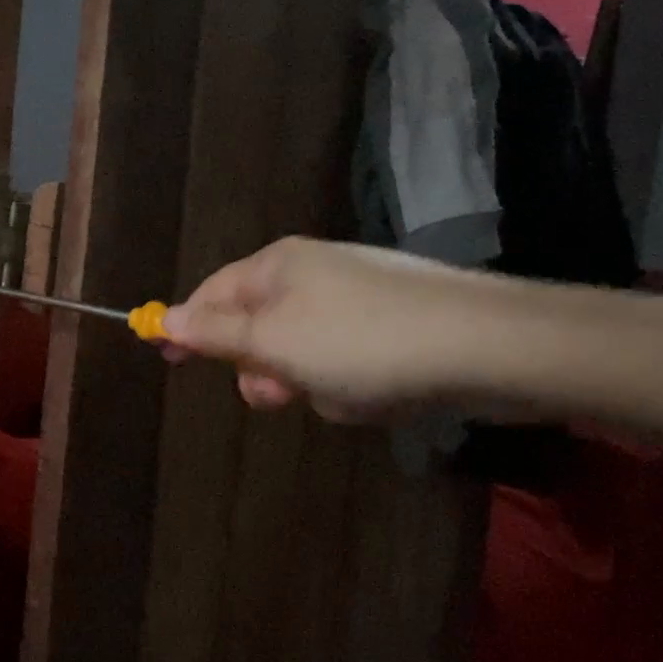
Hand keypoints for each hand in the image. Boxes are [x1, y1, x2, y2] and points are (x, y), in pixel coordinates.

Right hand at [161, 237, 488, 421]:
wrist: (494, 348)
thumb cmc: (361, 342)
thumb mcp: (270, 341)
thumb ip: (213, 332)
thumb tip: (168, 317)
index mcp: (276, 265)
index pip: (210, 293)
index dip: (187, 327)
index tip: (169, 361)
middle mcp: (314, 272)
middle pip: (257, 325)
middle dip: (261, 366)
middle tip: (274, 394)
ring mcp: (361, 295)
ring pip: (303, 350)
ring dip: (310, 381)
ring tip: (343, 396)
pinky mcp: (401, 323)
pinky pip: (350, 359)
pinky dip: (353, 383)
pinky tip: (379, 395)